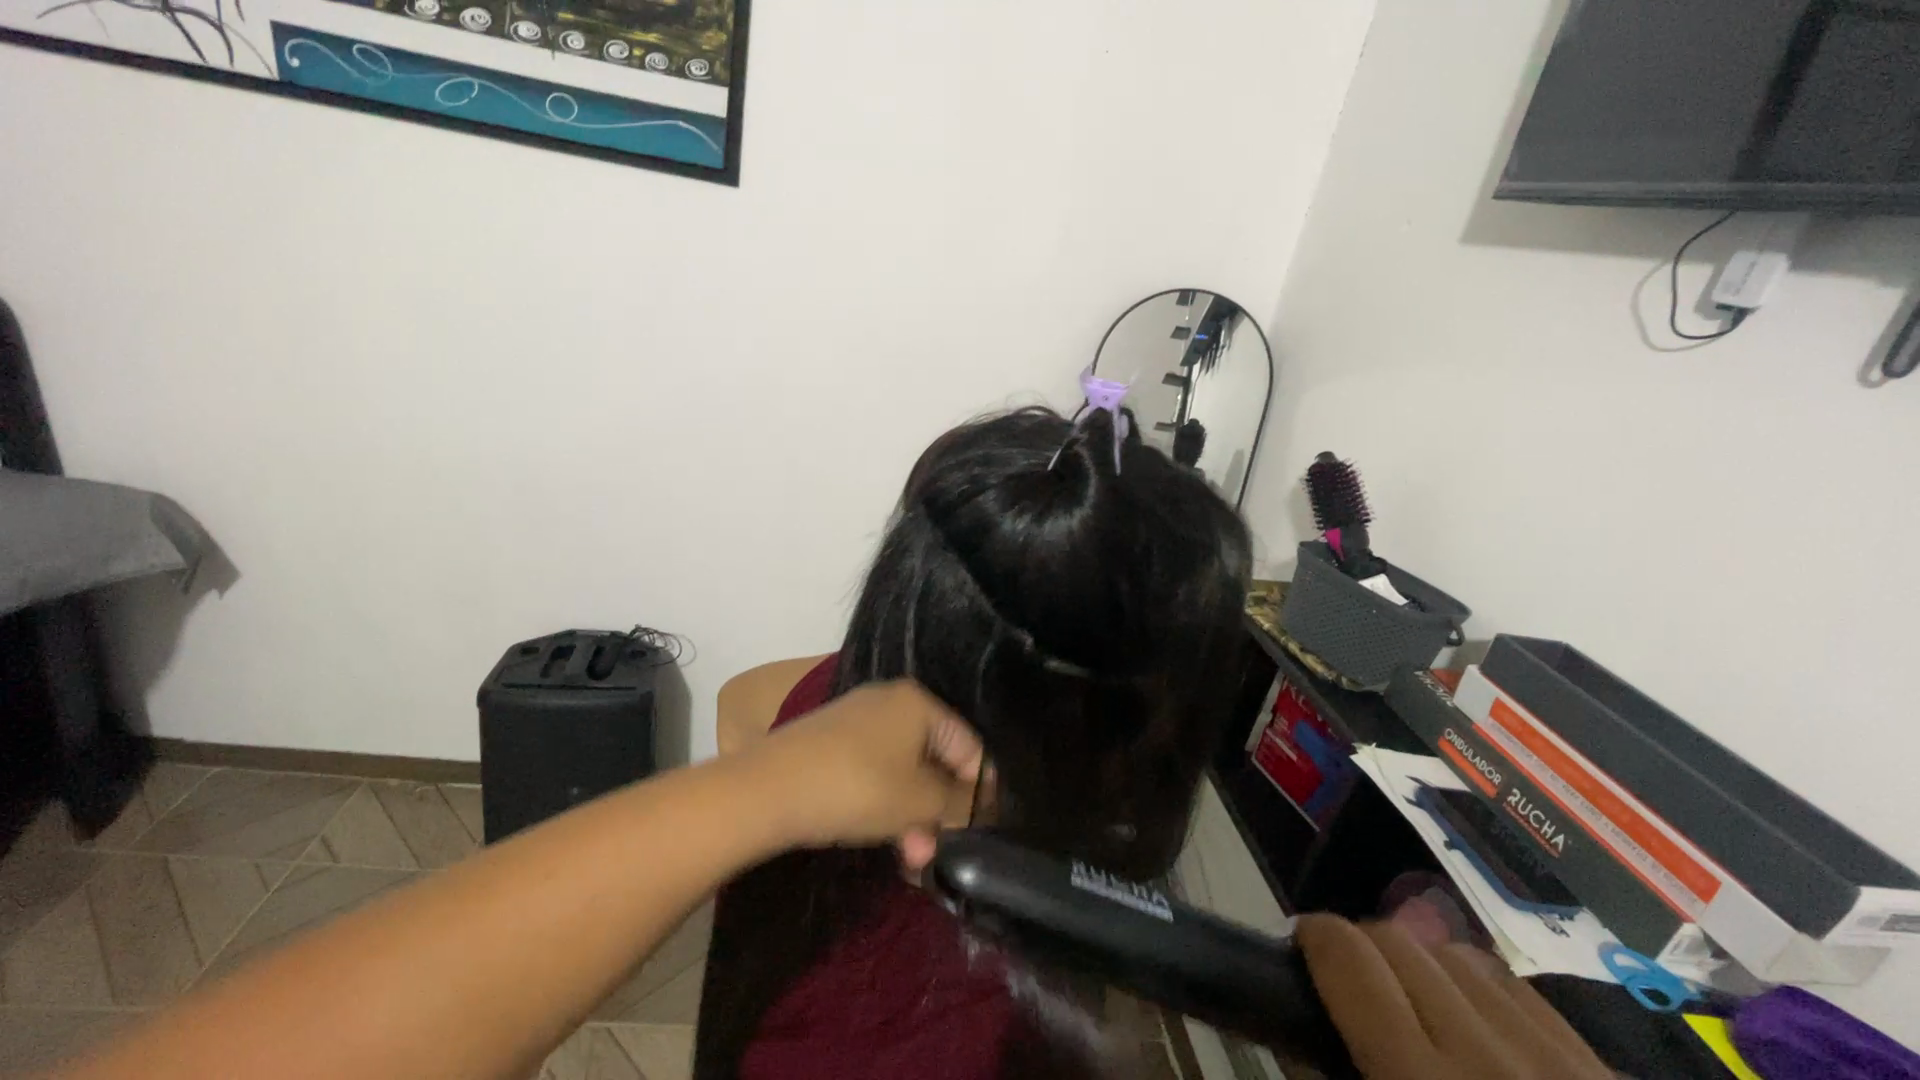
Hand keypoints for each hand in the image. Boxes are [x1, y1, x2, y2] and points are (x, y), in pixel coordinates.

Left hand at [742, 680, 983, 870]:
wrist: (764, 790)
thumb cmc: (856, 788)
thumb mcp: (918, 802)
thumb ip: (959, 804)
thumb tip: (978, 805)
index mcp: (918, 702)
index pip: (970, 747)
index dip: (980, 792)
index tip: (979, 833)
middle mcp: (889, 701)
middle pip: (934, 760)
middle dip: (939, 812)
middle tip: (934, 853)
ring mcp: (856, 720)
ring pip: (903, 771)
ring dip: (912, 816)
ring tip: (909, 858)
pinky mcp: (830, 742)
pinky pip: (874, 772)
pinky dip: (884, 805)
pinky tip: (882, 837)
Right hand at [1294, 915, 1612, 1079]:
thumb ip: (1329, 1078)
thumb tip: (1289, 1034)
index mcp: (1419, 1079)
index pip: (1351, 959)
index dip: (1316, 936)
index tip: (1303, 947)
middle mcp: (1489, 1057)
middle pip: (1400, 942)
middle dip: (1364, 948)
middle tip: (1355, 985)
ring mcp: (1562, 1060)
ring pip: (1461, 956)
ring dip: (1426, 967)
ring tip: (1420, 1006)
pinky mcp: (1608, 1070)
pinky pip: (1525, 992)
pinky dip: (1486, 992)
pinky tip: (1482, 1028)